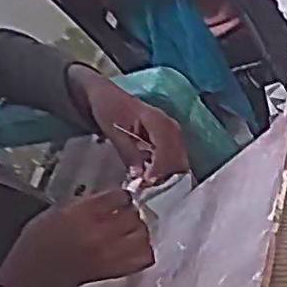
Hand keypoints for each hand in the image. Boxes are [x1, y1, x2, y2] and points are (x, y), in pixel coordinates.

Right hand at [0, 190, 152, 286]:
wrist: (39, 273)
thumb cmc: (42, 242)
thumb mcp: (56, 211)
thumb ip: (85, 204)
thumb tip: (109, 200)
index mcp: (81, 214)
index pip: (116, 197)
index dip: (122, 196)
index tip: (123, 197)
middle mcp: (99, 232)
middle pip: (132, 215)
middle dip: (132, 212)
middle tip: (128, 214)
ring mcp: (111, 252)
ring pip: (142, 235)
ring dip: (140, 230)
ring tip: (133, 229)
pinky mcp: (118, 268)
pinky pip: (144, 257)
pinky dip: (144, 250)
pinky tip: (137, 247)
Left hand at [68, 65, 190, 184]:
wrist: (106, 96)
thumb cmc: (107, 107)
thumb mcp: (112, 129)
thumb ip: (128, 152)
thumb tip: (140, 176)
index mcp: (158, 121)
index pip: (166, 150)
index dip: (159, 169)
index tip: (148, 182)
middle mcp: (173, 129)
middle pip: (179, 160)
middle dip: (166, 177)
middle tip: (149, 190)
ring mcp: (175, 137)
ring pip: (180, 164)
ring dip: (168, 178)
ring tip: (151, 187)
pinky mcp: (172, 144)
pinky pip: (176, 163)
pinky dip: (167, 174)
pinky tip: (154, 180)